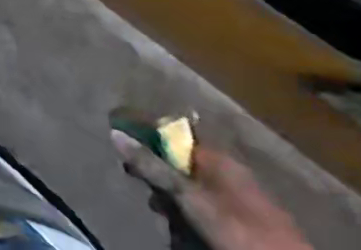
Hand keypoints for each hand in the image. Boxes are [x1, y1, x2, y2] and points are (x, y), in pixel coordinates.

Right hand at [112, 133, 313, 249]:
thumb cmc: (238, 229)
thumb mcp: (188, 197)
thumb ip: (153, 167)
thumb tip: (114, 133)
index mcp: (216, 155)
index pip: (171, 130)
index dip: (145, 133)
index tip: (122, 142)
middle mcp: (227, 168)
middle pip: (180, 158)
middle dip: (157, 171)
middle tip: (142, 187)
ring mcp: (239, 194)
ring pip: (192, 183)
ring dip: (173, 195)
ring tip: (161, 211)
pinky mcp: (246, 219)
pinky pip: (206, 203)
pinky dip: (190, 210)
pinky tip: (184, 226)